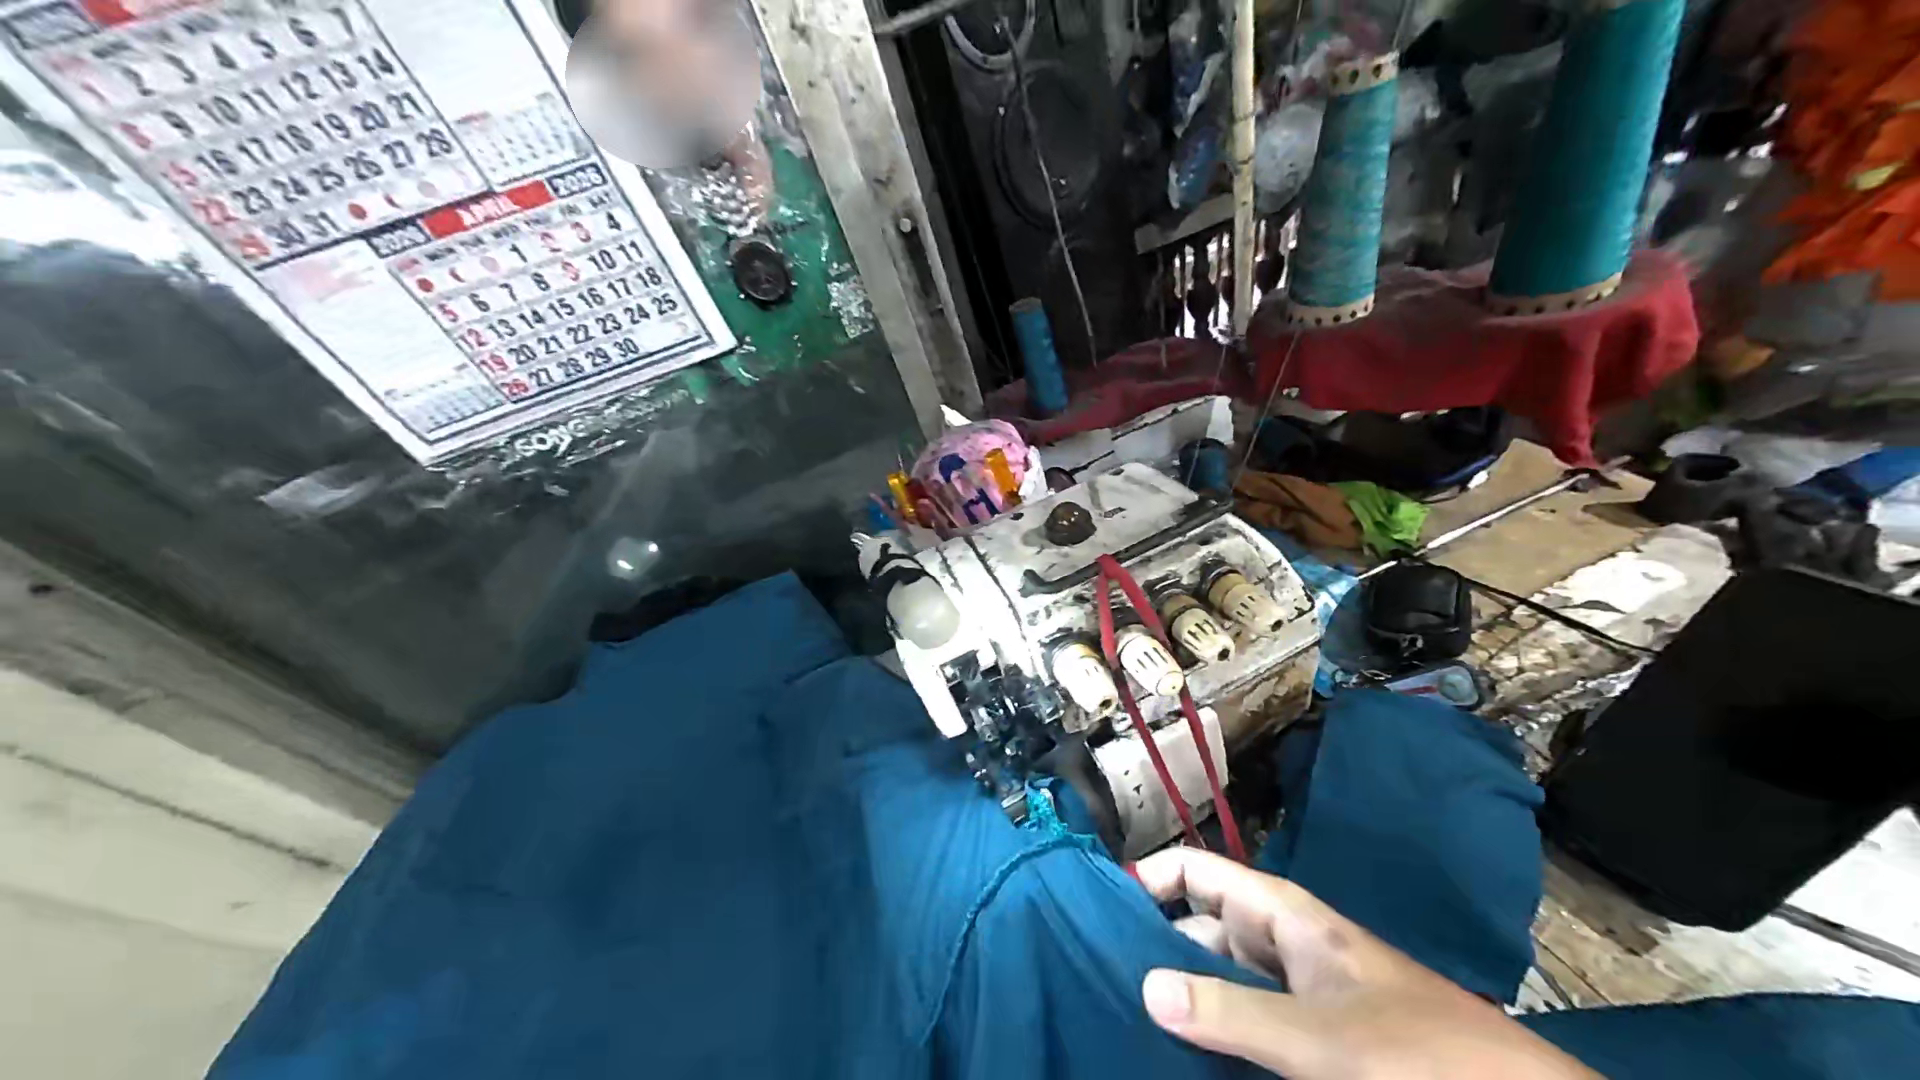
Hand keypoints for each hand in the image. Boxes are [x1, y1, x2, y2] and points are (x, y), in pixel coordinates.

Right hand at [1134, 848, 1597, 1079]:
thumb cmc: (1416, 1055)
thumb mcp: (1317, 1037)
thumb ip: (1230, 1012)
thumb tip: (1144, 986)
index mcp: (1277, 912)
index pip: (1193, 871)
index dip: (1146, 879)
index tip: (1096, 911)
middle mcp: (1277, 940)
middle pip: (1196, 926)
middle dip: (1153, 947)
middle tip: (1097, 980)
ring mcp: (1293, 988)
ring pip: (1218, 978)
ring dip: (1182, 996)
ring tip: (1124, 1021)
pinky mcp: (1309, 1036)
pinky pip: (1244, 1022)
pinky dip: (1213, 1034)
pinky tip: (1180, 1059)